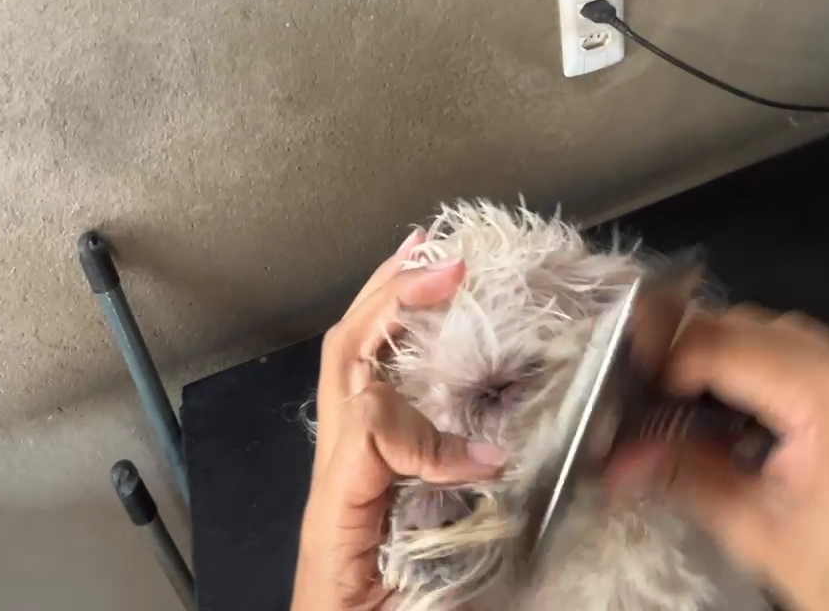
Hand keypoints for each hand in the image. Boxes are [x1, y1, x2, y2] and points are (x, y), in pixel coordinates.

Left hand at [292, 231, 505, 610]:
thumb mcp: (418, 598)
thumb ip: (466, 553)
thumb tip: (500, 466)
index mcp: (336, 513)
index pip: (365, 437)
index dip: (425, 436)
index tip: (490, 460)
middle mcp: (328, 472)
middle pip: (342, 359)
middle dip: (392, 300)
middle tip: (444, 263)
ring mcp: (333, 458)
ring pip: (344, 355)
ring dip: (385, 295)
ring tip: (421, 252)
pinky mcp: (351, 457)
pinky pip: (360, 377)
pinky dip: (387, 328)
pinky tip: (411, 305)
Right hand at [613, 308, 828, 610]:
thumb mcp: (763, 535)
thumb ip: (685, 477)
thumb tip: (615, 461)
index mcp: (823, 393)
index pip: (716, 344)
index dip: (662, 362)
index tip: (626, 391)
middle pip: (742, 324)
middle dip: (687, 350)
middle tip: (646, 392)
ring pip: (771, 329)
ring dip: (723, 352)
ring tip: (683, 398)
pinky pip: (804, 350)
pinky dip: (761, 363)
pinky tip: (740, 408)